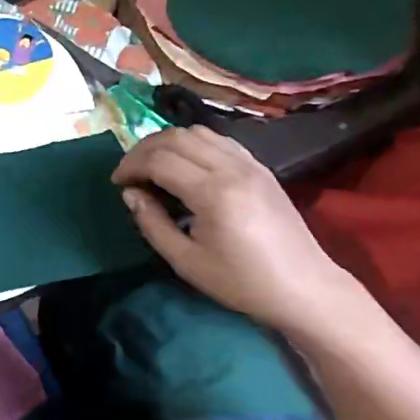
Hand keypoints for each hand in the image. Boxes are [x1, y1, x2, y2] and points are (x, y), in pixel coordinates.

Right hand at [112, 127, 362, 337]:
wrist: (303, 287)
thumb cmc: (242, 282)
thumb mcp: (187, 262)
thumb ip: (153, 223)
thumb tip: (131, 193)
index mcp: (213, 192)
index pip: (159, 160)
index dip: (131, 166)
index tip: (117, 183)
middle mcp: (231, 167)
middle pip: (175, 137)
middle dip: (144, 149)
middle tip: (129, 172)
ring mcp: (249, 163)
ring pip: (197, 132)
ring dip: (168, 142)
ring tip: (152, 165)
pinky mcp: (259, 166)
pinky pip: (219, 140)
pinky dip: (193, 143)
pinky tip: (185, 164)